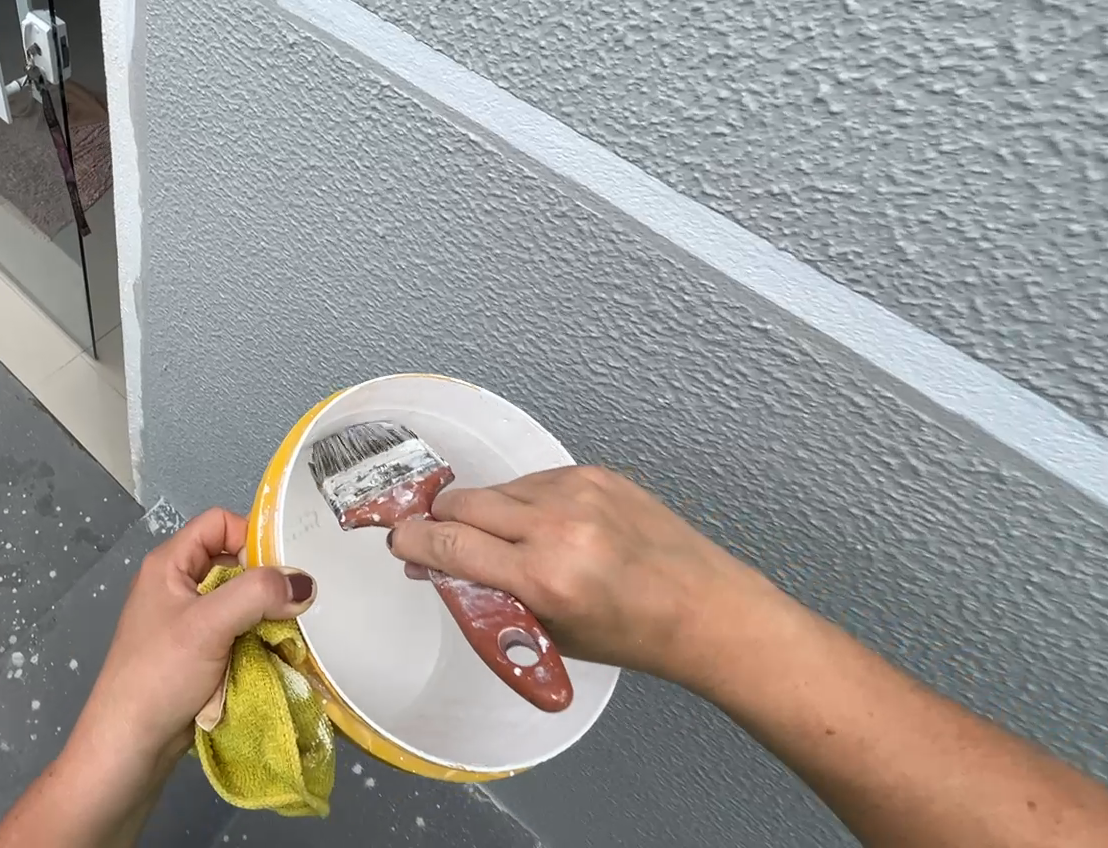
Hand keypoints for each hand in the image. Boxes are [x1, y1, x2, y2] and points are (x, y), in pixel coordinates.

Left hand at [69, 508, 316, 780]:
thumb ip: (257, 594)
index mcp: (169, 563)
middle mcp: (176, 584)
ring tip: (291, 631)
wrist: (127, 747)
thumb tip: (304, 581)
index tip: (282, 567)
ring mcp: (185, 620)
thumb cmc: (160, 673)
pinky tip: (276, 654)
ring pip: (236, 599)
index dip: (251, 535)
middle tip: (295, 601)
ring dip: (263, 614)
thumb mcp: (209, 624)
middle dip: (264, 579)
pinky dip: (255, 638)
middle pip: (231, 561)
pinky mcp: (195, 652)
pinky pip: (234, 631)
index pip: (218, 524)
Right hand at [386, 465, 781, 688]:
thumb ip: (486, 593)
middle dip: (444, 521)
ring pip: (494, 490)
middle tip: (446, 540)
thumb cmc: (630, 634)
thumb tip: (431, 564)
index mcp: (544, 577)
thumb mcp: (548, 630)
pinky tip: (550, 527)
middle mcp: (557, 527)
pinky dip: (524, 503)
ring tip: (516, 541)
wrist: (708, 609)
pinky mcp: (591, 473)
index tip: (400, 542)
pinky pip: (530, 481)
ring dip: (487, 513)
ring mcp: (575, 492)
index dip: (413, 541)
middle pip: (461, 503)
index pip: (449, 545)